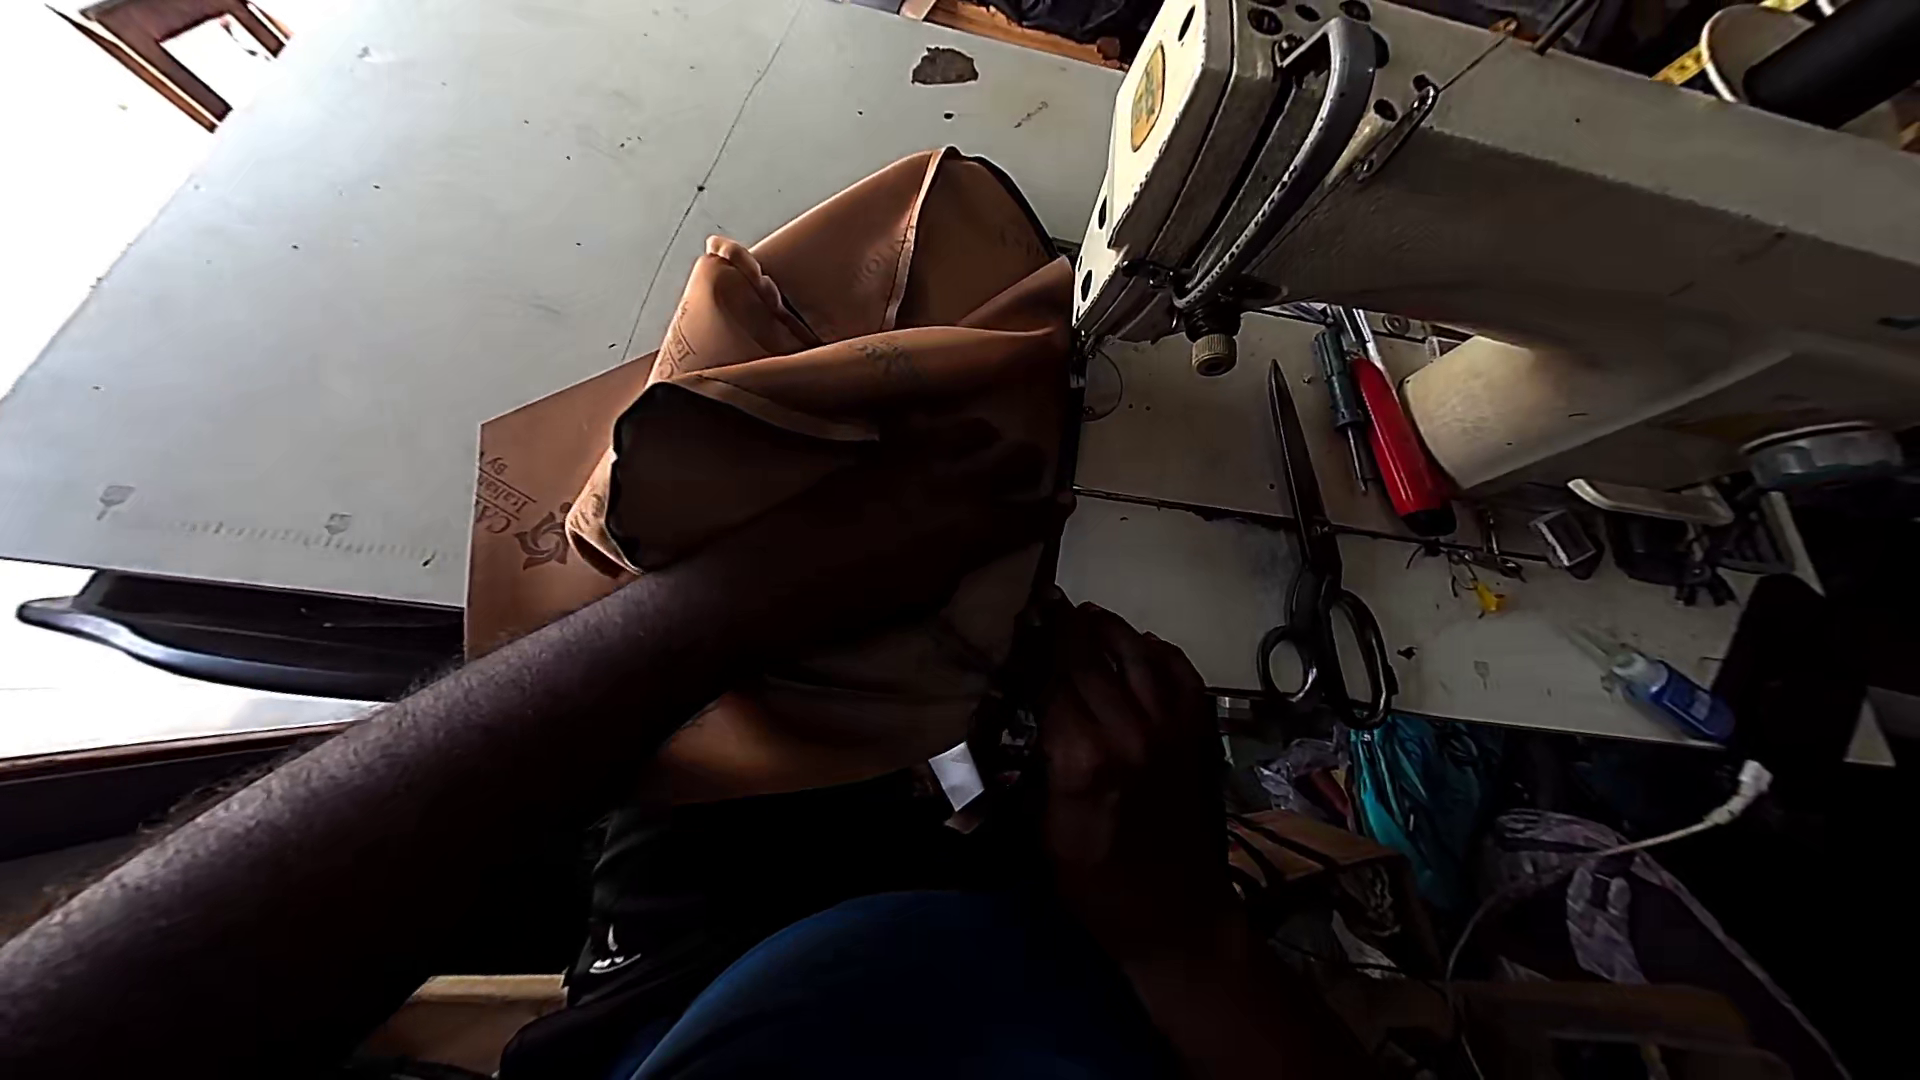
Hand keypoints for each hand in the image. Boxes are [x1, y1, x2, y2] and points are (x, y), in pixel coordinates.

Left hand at [676, 418, 1070, 659]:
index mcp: (972, 531)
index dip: (1054, 510)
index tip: (1066, 502)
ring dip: (987, 442)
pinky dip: (938, 434)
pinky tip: (931, 445)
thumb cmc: (859, 604)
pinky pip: (924, 427)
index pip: (1031, 516)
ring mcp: (918, 458)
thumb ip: (963, 560)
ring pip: (974, 429)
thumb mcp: (927, 595)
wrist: (785, 577)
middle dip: (1029, 466)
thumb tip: (974, 543)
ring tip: (980, 454)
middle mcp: (955, 485)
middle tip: (1027, 476)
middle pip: (1016, 457)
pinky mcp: (884, 448)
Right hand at [1041, 601, 1230, 957]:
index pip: (1050, 681)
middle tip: (1047, 602)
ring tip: (1088, 612)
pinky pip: (1182, 674)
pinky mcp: (1201, 733)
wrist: (1177, 917)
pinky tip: (1143, 643)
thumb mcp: (1045, 828)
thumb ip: (1035, 762)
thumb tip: (1021, 710)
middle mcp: (1130, 731)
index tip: (1021, 618)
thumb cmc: (1096, 881)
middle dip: (1064, 626)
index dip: (1034, 646)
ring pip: (1137, 654)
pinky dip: (1161, 651)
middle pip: (1089, 659)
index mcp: (1083, 758)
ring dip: (1109, 628)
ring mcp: (1172, 728)